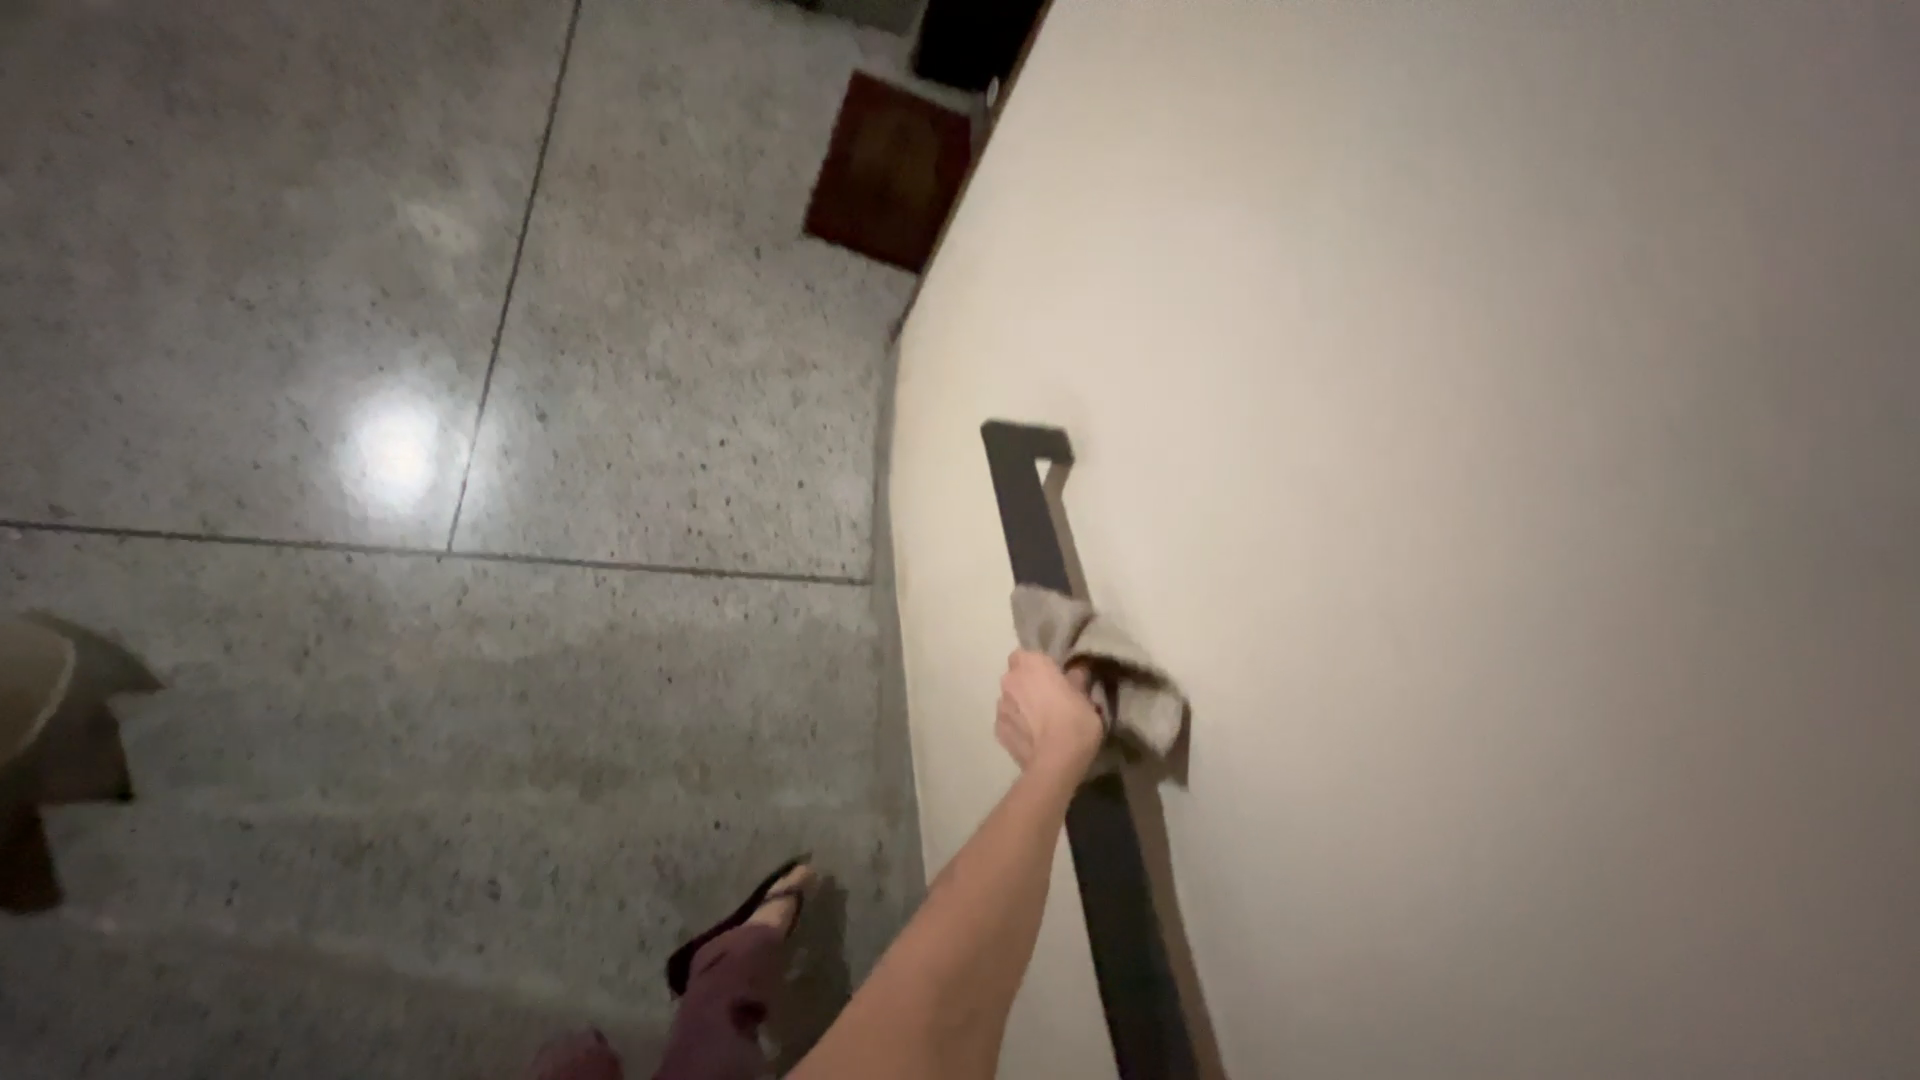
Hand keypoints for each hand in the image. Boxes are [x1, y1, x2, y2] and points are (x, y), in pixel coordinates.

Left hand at [995, 650, 1103, 775]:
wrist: (1056, 761)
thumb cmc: (1075, 720)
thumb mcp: (1086, 696)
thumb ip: (1077, 679)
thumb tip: (1076, 670)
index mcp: (1031, 663)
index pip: (1027, 654)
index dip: (1038, 665)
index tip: (1053, 677)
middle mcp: (1010, 679)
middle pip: (1016, 676)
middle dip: (1028, 683)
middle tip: (1048, 698)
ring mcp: (1000, 705)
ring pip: (1010, 698)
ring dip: (1021, 704)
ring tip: (1039, 722)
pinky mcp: (997, 729)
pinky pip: (1008, 720)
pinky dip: (1017, 725)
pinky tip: (1032, 737)